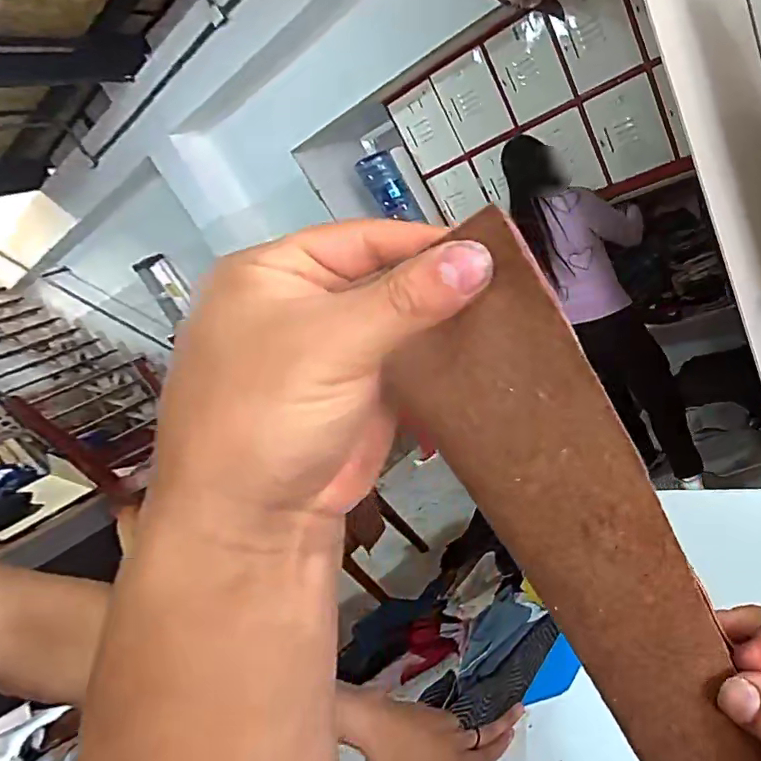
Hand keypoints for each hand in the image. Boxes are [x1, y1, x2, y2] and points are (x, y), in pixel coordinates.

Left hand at [149, 221, 492, 533]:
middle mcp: (306, 305)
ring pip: (403, 321)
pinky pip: (410, 362)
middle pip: (387, 278)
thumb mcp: (337, 342)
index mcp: (277, 273)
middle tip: (504, 282)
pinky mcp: (364, 391)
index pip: (364, 239)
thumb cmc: (271, 413)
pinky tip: (480, 351)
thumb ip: (410, 297)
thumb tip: (478, 256)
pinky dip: (442, 358)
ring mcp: (338, 351)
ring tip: (504, 313)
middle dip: (440, 282)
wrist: (257, 521)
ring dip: (445, 320)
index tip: (487, 248)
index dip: (423, 241)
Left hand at [346, 695, 523, 760]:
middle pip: (486, 732)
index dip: (501, 747)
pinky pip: (444, 720)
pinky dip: (445, 727)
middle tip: (518, 711)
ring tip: (460, 738)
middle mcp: (454, 739)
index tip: (513, 734)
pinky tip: (431, 734)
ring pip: (462, 727)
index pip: (485, 755)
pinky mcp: (430, 711)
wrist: (376, 724)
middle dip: (505, 722)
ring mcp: (443, 722)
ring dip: (467, 731)